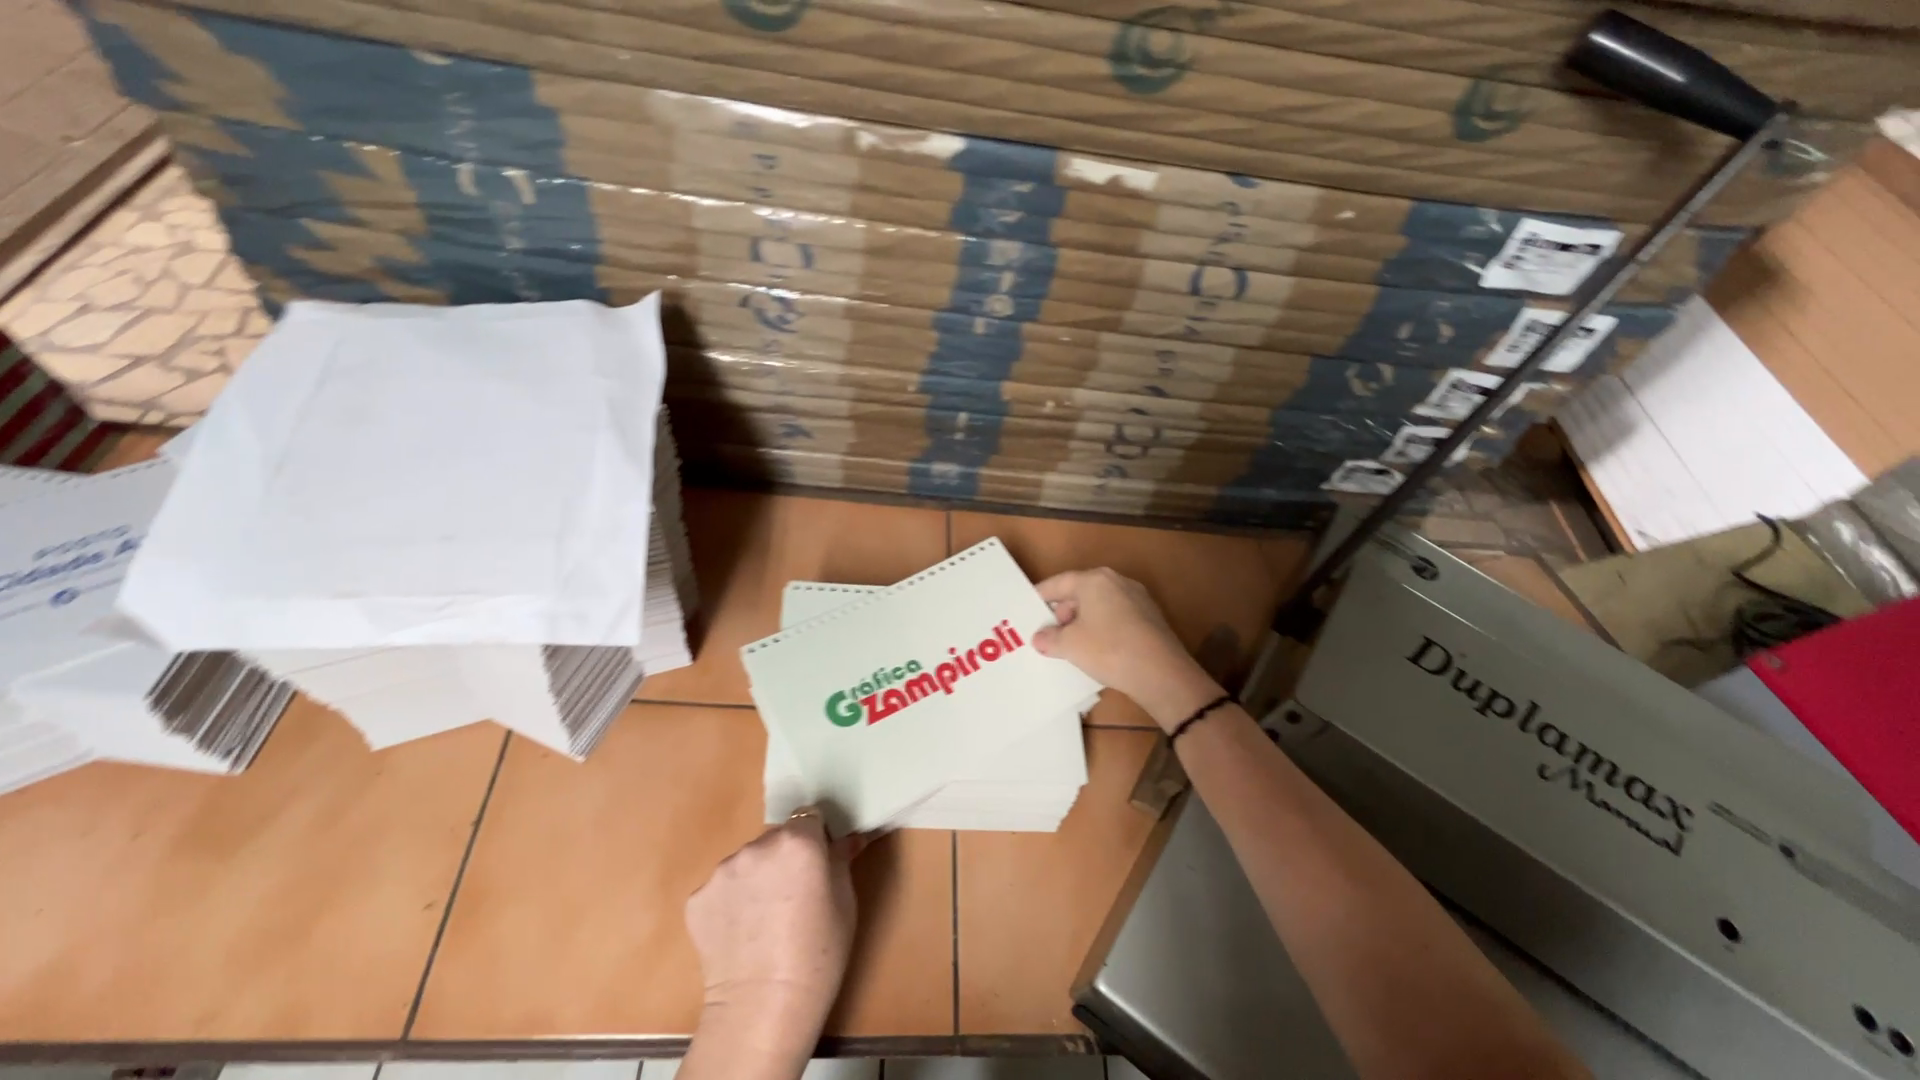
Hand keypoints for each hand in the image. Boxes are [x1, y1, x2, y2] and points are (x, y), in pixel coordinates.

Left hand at [684, 809, 865, 1054]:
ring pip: (746, 863)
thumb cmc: (819, 955)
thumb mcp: (845, 904)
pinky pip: (722, 890)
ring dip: (756, 879)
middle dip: (784, 859)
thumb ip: (841, 860)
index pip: (808, 818)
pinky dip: (731, 904)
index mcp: (798, 842)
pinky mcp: (697, 898)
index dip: (815, 839)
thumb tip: (849, 837)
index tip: (817, 865)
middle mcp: (757, 846)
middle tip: (794, 898)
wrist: (764, 1005)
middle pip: (775, 839)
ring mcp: (722, 871)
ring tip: (764, 921)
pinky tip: (742, 935)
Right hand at [1033, 568, 1223, 731]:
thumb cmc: (1108, 650)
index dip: (1040, 597)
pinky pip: (1116, 618)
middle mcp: (1118, 581)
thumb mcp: (1070, 645)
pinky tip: (1097, 651)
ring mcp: (1138, 599)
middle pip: (1080, 592)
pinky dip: (1102, 629)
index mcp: (1095, 579)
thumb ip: (1049, 638)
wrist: (1161, 673)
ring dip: (1082, 622)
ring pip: (1100, 606)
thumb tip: (1039, 637)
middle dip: (1062, 613)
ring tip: (1071, 646)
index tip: (1027, 610)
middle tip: (1049, 634)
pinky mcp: (1150, 618)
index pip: (1058, 583)